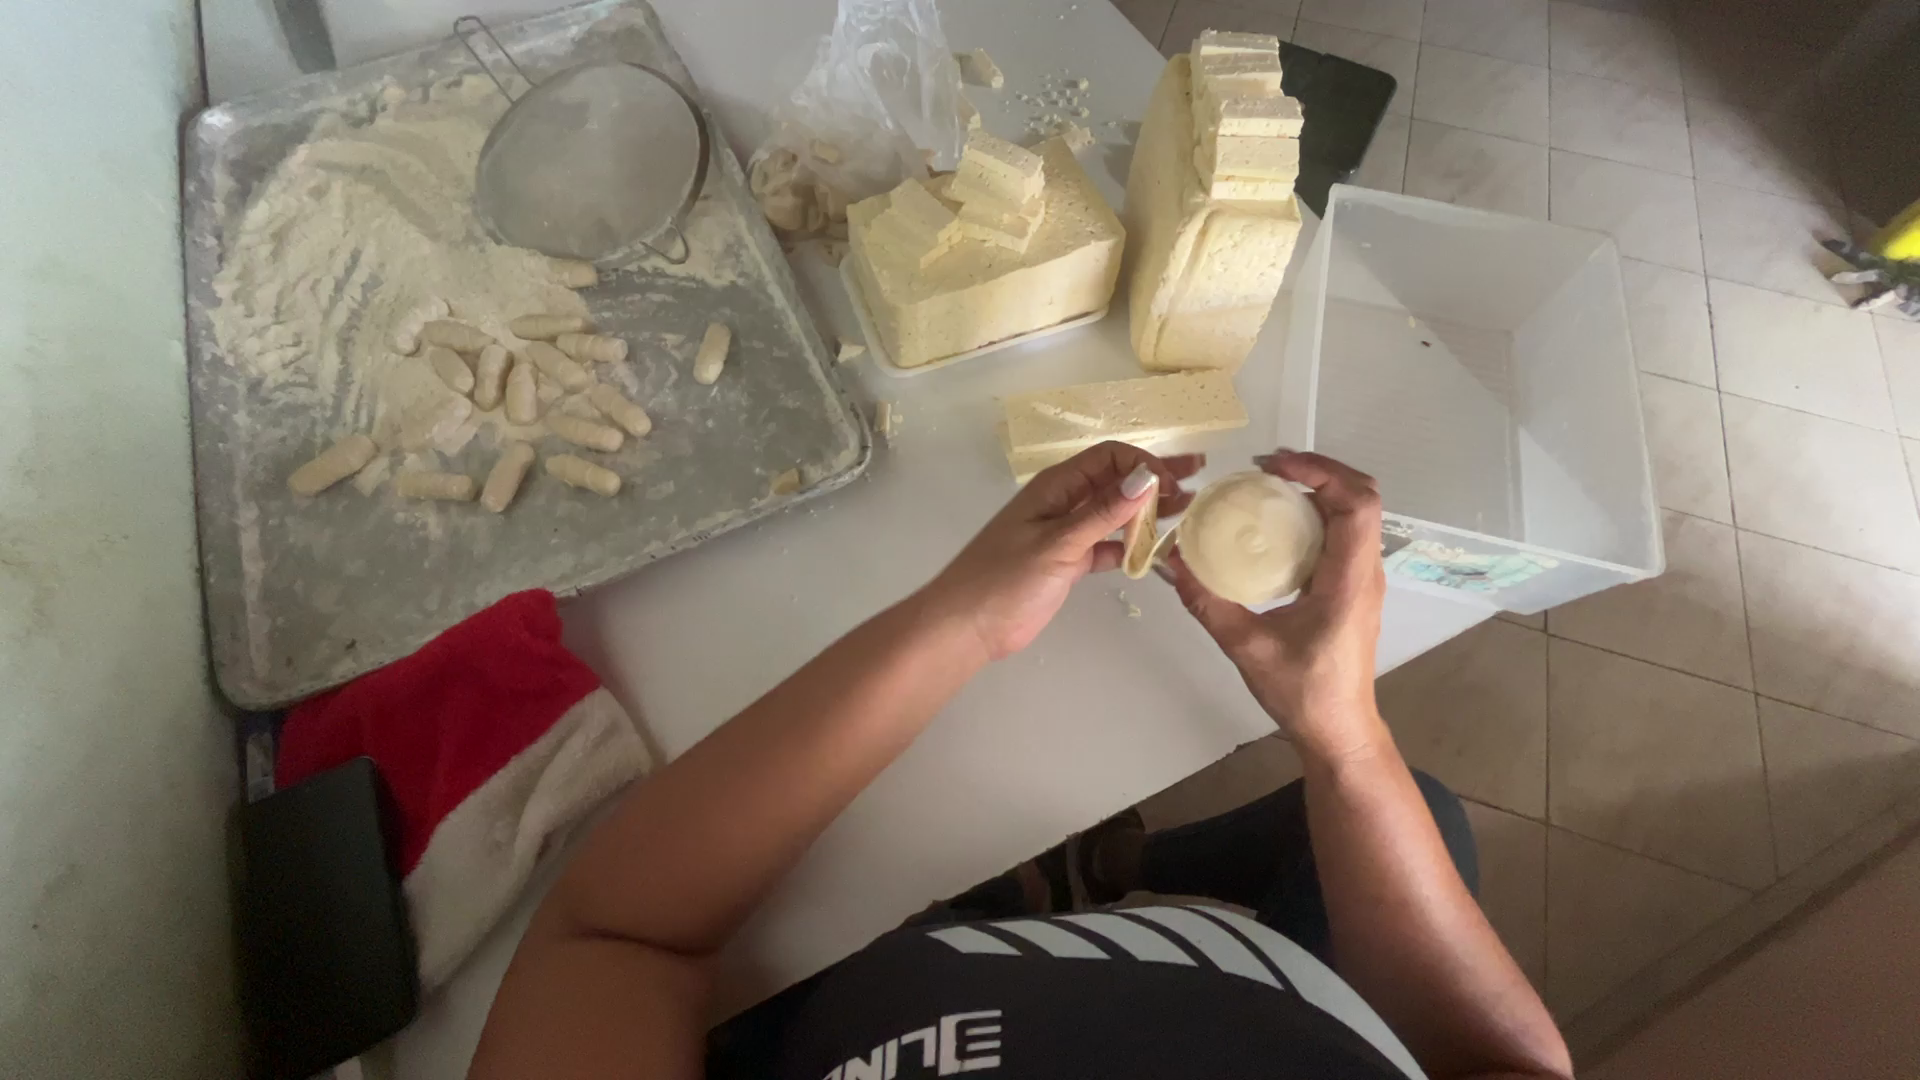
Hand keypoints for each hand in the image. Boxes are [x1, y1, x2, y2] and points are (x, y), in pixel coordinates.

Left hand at [928, 442, 1202, 659]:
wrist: (967, 625)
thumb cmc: (1003, 580)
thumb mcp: (1056, 544)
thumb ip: (1100, 513)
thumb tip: (1145, 477)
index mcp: (1055, 487)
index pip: (1109, 459)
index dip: (1144, 466)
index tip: (1173, 487)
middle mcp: (1063, 503)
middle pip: (1116, 481)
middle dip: (1154, 476)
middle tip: (1198, 473)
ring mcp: (1065, 533)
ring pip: (1114, 513)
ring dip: (1148, 511)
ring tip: (1187, 509)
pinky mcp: (1068, 562)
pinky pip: (1106, 545)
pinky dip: (1130, 545)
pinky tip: (1156, 550)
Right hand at [1162, 451, 1387, 761]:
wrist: (1339, 731)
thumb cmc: (1301, 692)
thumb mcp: (1244, 646)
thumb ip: (1205, 602)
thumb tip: (1170, 563)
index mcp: (1348, 581)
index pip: (1356, 504)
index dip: (1321, 471)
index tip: (1274, 465)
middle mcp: (1365, 572)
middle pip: (1362, 497)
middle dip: (1319, 470)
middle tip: (1267, 467)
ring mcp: (1363, 579)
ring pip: (1355, 514)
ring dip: (1318, 489)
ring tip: (1267, 486)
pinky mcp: (1352, 588)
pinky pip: (1342, 534)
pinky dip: (1314, 514)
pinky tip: (1275, 525)